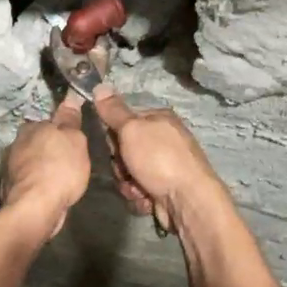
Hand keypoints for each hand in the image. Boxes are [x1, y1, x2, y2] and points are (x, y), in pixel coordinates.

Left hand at [0, 92, 90, 238]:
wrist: (35, 207)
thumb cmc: (59, 169)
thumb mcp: (74, 139)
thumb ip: (70, 120)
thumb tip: (69, 98)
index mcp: (29, 128)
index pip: (45, 123)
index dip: (59, 131)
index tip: (71, 142)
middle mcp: (15, 145)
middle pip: (36, 143)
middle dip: (48, 150)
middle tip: (67, 161)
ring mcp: (9, 167)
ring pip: (30, 163)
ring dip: (41, 168)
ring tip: (58, 179)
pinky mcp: (10, 188)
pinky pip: (27, 181)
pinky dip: (36, 184)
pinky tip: (46, 192)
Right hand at [92, 86, 227, 232]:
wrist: (187, 200)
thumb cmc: (159, 160)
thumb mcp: (132, 130)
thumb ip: (113, 111)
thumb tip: (100, 86)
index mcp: (159, 119)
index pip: (123, 121)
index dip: (113, 136)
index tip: (114, 147)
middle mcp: (164, 139)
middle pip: (124, 149)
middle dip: (120, 165)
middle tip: (127, 171)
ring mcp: (165, 164)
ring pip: (129, 172)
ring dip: (127, 183)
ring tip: (138, 188)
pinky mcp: (164, 186)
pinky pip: (139, 188)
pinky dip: (138, 195)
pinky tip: (146, 198)